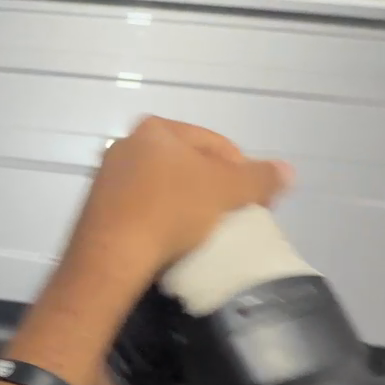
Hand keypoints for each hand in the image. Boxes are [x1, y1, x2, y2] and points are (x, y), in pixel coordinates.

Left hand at [66, 116, 290, 288]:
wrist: (110, 256)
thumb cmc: (171, 211)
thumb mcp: (226, 191)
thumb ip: (260, 178)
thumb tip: (287, 171)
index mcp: (155, 129)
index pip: (216, 144)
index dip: (244, 172)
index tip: (257, 203)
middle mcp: (125, 145)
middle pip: (187, 165)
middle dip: (213, 188)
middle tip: (232, 217)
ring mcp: (106, 177)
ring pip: (163, 188)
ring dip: (186, 205)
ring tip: (205, 231)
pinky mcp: (96, 209)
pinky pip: (140, 209)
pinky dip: (160, 220)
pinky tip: (172, 240)